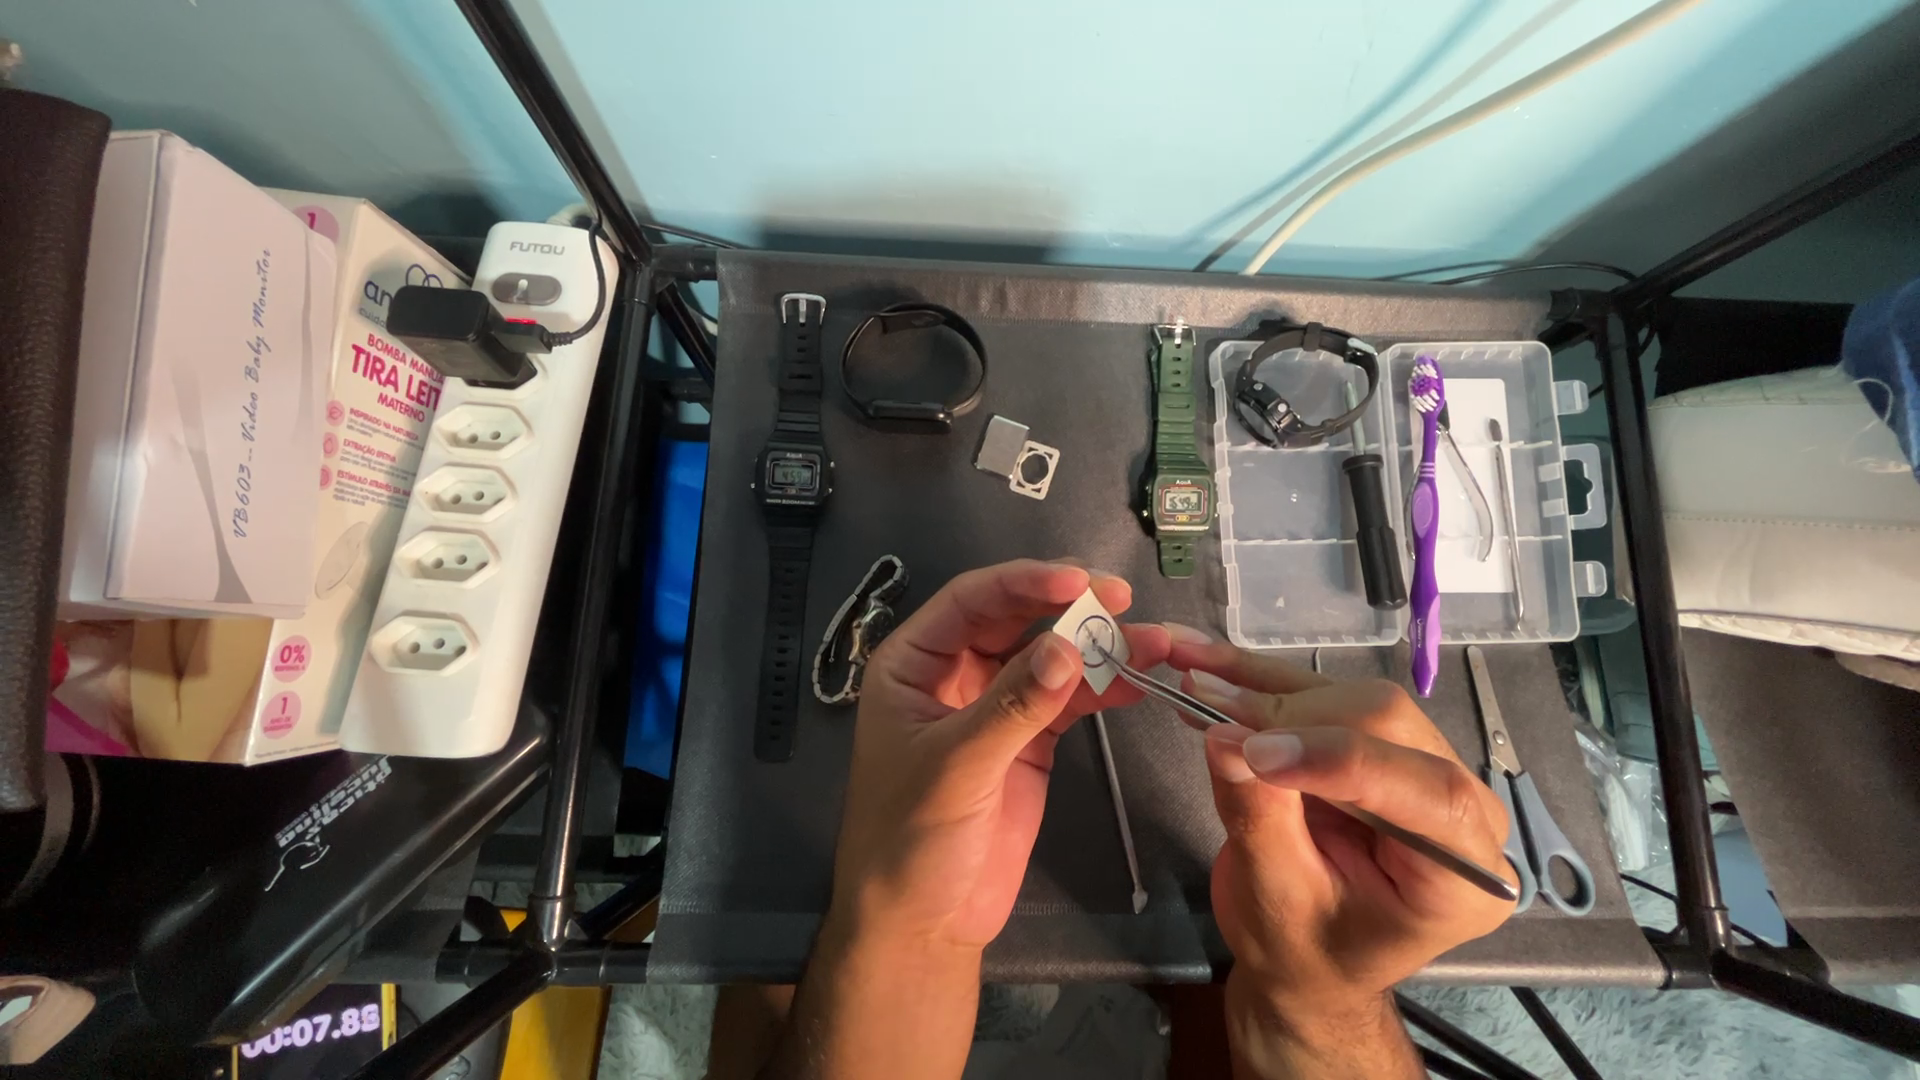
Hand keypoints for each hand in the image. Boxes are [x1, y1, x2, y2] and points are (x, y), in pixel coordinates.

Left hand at [828, 559, 1171, 950]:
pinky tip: (1139, 678)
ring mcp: (994, 705)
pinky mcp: (1028, 739)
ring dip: (1097, 646)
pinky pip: (1067, 700)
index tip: (1079, 579)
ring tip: (1152, 640)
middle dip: (1067, 606)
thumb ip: (1012, 706)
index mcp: (915, 663)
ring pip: (1048, 657)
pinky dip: (1102, 688)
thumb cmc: (910, 837)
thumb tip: (1068, 647)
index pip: (970, 601)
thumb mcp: (955, 766)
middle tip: (1122, 597)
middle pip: (1015, 620)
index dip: (1023, 582)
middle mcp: (954, 672)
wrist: (923, 922)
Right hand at [1166, 632, 1513, 1075]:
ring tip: (1192, 671)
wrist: (1299, 956)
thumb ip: (1257, 815)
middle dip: (1290, 715)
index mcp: (1460, 873)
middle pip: (1386, 724)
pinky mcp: (1364, 740)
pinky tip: (1207, 665)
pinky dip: (1255, 679)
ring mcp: (1410, 764)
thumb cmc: (1298, 947)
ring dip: (1263, 683)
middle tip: (1207, 707)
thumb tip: (1223, 737)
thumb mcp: (1275, 895)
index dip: (1339, 758)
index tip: (1254, 752)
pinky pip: (1314, 694)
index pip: (1428, 792)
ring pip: (1345, 695)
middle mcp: (1453, 806)